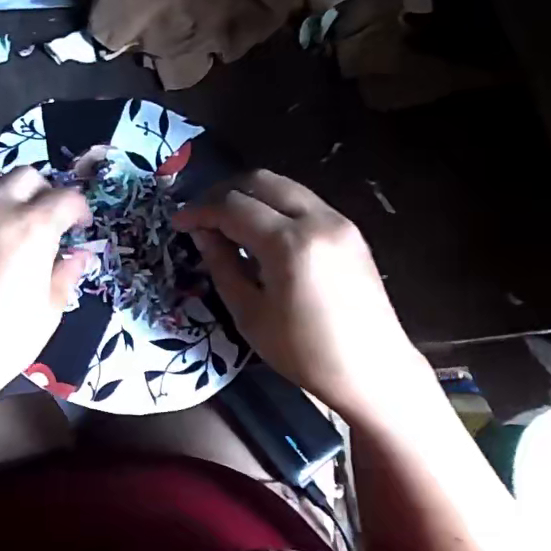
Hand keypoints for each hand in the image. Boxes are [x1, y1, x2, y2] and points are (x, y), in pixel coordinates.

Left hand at [0, 167, 93, 415]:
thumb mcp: (47, 313)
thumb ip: (65, 276)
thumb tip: (78, 256)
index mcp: (32, 228)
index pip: (66, 197)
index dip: (80, 209)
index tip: (81, 226)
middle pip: (27, 176)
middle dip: (45, 192)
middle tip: (50, 221)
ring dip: (11, 197)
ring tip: (15, 229)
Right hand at [175, 170, 424, 416]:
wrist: (372, 370)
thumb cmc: (304, 352)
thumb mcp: (249, 314)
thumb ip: (222, 265)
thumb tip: (203, 233)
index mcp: (289, 243)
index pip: (233, 206)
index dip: (200, 210)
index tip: (178, 221)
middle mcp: (317, 219)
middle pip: (260, 181)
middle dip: (223, 192)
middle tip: (201, 214)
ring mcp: (338, 221)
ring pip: (284, 186)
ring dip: (250, 194)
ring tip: (227, 220)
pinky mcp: (350, 230)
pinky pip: (304, 201)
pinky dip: (276, 205)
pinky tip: (262, 230)